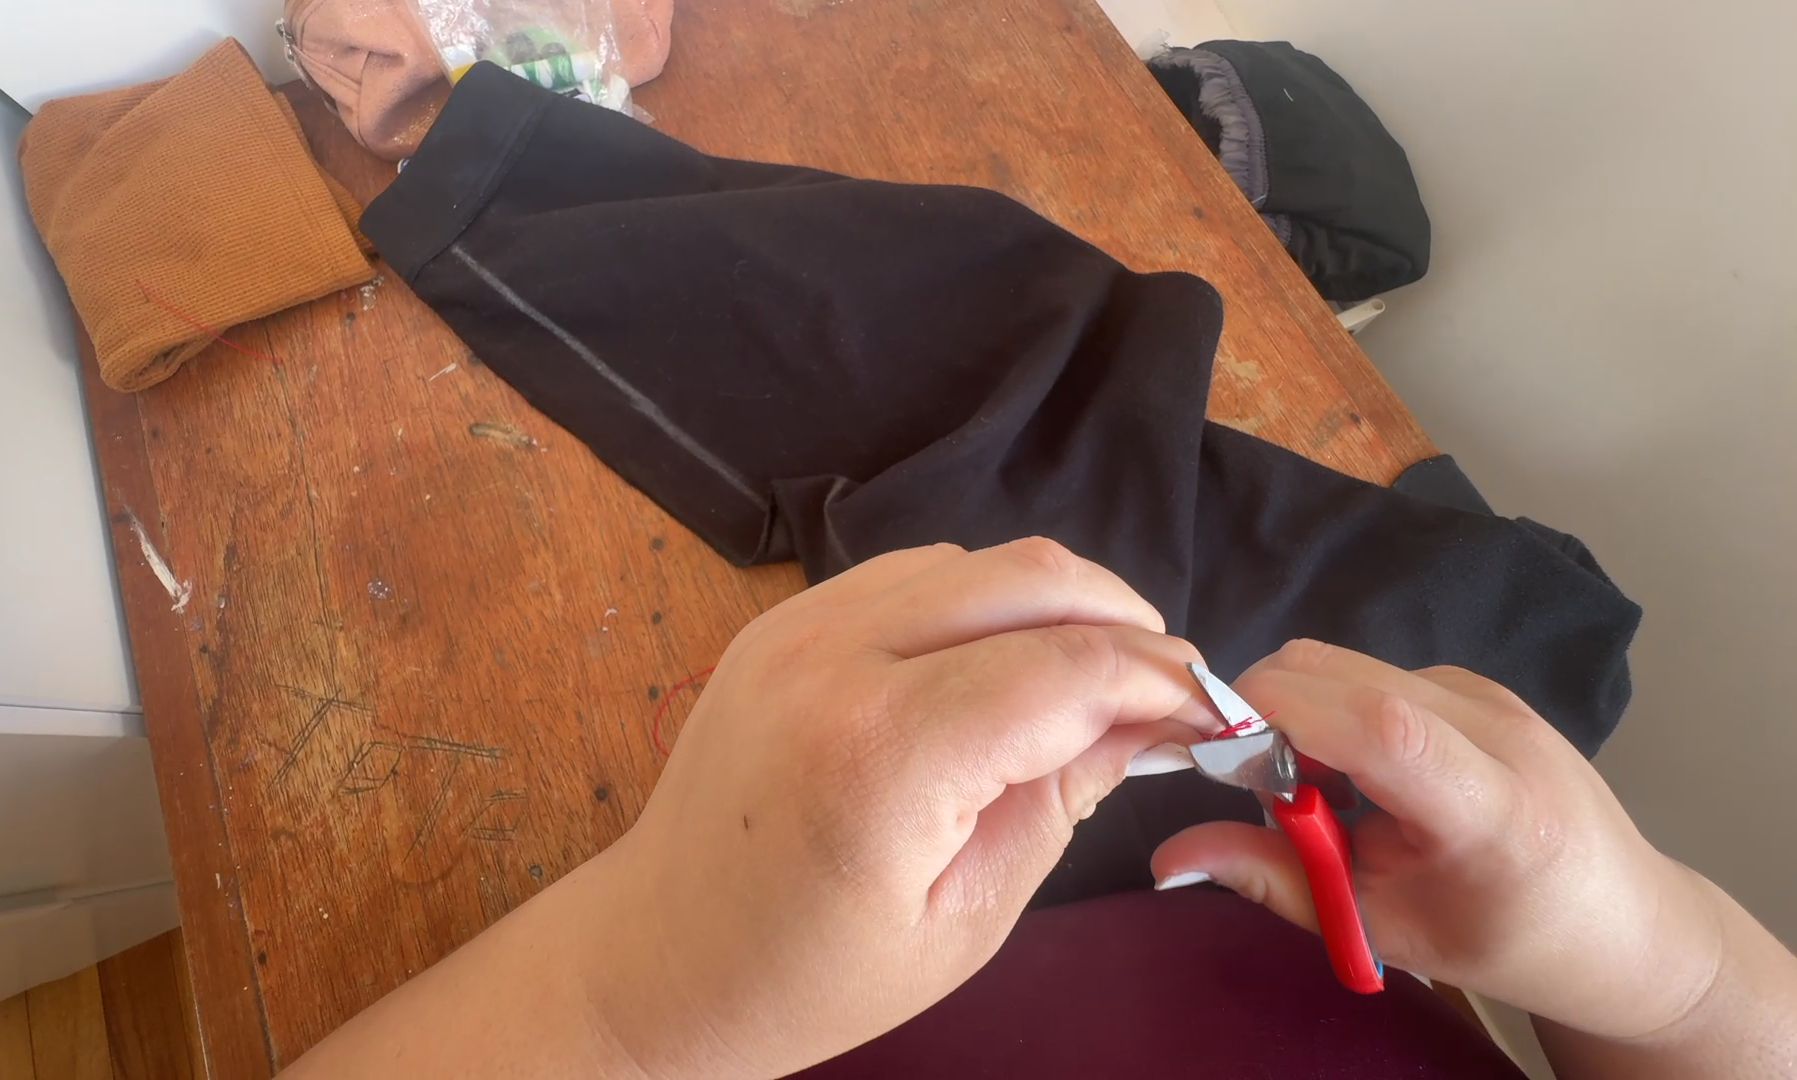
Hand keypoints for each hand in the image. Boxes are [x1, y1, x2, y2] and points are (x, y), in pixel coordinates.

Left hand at [587, 539, 1221, 1077]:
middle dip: (1118, 612)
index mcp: (882, 755)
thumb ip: (1063, 793)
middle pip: (1022, 575)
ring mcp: (797, 622)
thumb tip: (1149, 715)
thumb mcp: (966, 913)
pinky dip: (975, 596)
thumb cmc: (812, 969)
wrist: (660, 945)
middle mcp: (834, 656)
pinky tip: (992, 651)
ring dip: (1047, 597)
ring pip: (969, 558)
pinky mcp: (781, 617)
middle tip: (1160, 674)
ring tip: (1082, 662)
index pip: (1062, 667)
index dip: (1155, 675)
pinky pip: (908, 571)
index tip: (1202, 704)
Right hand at [1148, 641, 1723, 1040]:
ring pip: (1332, 662)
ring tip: (1316, 779)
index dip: (1278, 715)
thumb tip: (1164, 858)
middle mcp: (1496, 730)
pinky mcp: (1470, 680)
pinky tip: (1354, 764)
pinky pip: (1357, 670)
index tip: (1222, 754)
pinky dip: (1323, 706)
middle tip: (1267, 782)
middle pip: (1331, 672)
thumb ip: (1269, 879)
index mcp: (1492, 811)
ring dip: (1290, 708)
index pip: (1377, 724)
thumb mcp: (1380, 928)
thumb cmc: (1503, 942)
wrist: (1629, 925)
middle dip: (1261, 712)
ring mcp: (1486, 694)